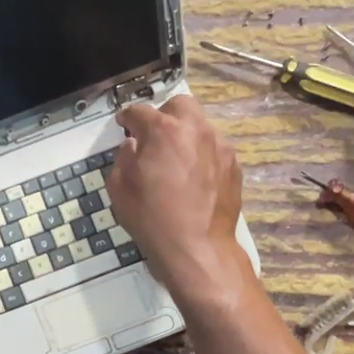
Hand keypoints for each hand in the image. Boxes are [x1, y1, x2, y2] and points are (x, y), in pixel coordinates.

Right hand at [105, 95, 255, 310]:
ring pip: (200, 125)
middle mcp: (196, 130)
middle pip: (179, 105)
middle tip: (152, 137)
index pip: (140, 111)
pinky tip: (192, 177)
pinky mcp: (234, 165)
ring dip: (184, 134)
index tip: (123, 124)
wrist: (197, 248)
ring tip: (174, 159)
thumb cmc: (152, 219)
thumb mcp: (119, 188)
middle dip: (163, 115)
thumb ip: (124, 157)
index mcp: (164, 131)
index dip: (127, 117)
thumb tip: (134, 146)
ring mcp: (220, 146)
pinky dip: (200, 154)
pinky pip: (213, 148)